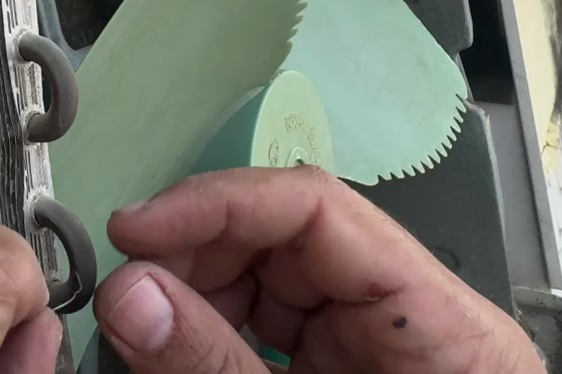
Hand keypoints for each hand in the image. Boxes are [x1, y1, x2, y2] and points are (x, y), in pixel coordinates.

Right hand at [93, 167, 542, 373]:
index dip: (217, 204)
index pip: (315, 207)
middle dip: (197, 251)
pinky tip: (179, 345)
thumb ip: (213, 367)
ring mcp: (376, 340)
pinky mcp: (347, 366)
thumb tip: (120, 291)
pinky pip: (273, 319)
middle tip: (127, 287)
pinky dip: (218, 325)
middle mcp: (410, 311)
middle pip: (285, 234)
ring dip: (198, 287)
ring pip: (270, 272)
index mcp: (440, 323)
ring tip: (144, 322)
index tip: (133, 231)